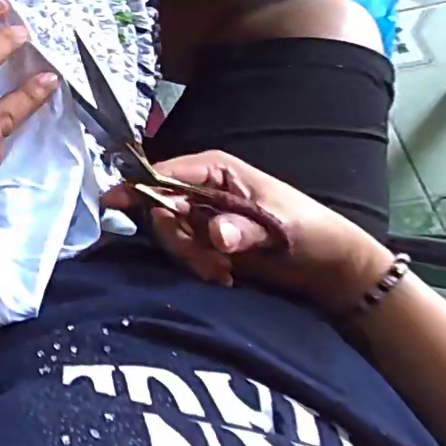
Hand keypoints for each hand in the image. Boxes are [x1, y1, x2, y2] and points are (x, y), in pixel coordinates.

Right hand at [101, 150, 394, 314]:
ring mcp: (199, 214)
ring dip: (189, 256)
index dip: (138, 187)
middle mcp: (199, 188)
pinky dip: (196, 266)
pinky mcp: (202, 240)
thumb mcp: (281, 226)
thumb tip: (213, 234)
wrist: (331, 268)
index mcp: (213, 170)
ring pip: (168, 232)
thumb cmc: (311, 231)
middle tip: (208, 264)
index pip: (164, 173)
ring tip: (222, 273)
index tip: (114, 203)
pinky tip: (222, 276)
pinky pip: (181, 251)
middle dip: (177, 238)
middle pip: (159, 207)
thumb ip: (244, 228)